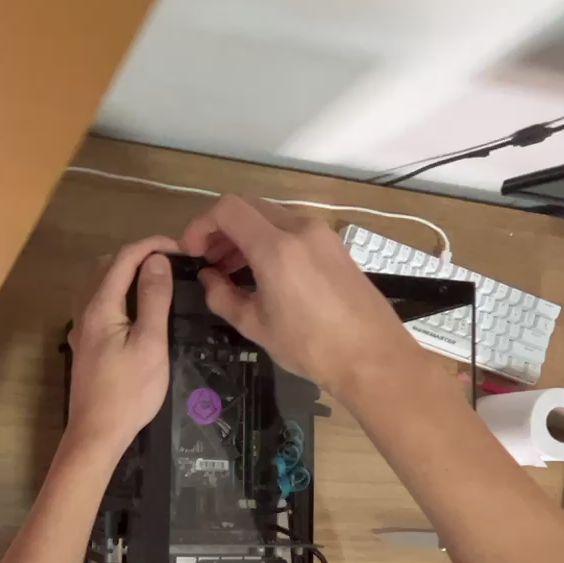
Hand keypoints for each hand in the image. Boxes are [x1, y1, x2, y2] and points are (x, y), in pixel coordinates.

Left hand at [64, 236, 177, 459]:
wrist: (97, 433)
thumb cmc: (128, 392)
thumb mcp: (150, 343)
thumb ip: (154, 299)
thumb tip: (156, 260)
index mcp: (101, 307)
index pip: (124, 258)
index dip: (153, 246)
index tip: (182, 250)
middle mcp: (85, 312)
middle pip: (108, 266)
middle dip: (139, 256)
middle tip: (173, 265)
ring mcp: (82, 329)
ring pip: (101, 285)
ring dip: (128, 275)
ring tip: (159, 282)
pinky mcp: (85, 345)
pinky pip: (100, 305)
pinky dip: (119, 295)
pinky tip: (137, 310)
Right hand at [181, 195, 412, 398]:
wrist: (371, 355)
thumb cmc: (310, 346)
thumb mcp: (254, 325)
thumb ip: (222, 295)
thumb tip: (208, 278)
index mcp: (276, 248)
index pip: (227, 209)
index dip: (200, 225)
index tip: (192, 251)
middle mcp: (299, 228)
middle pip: (247, 207)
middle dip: (220, 229)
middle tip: (207, 261)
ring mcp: (320, 233)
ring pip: (269, 216)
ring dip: (243, 235)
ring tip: (230, 269)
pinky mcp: (333, 244)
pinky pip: (290, 229)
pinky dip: (267, 240)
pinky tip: (261, 271)